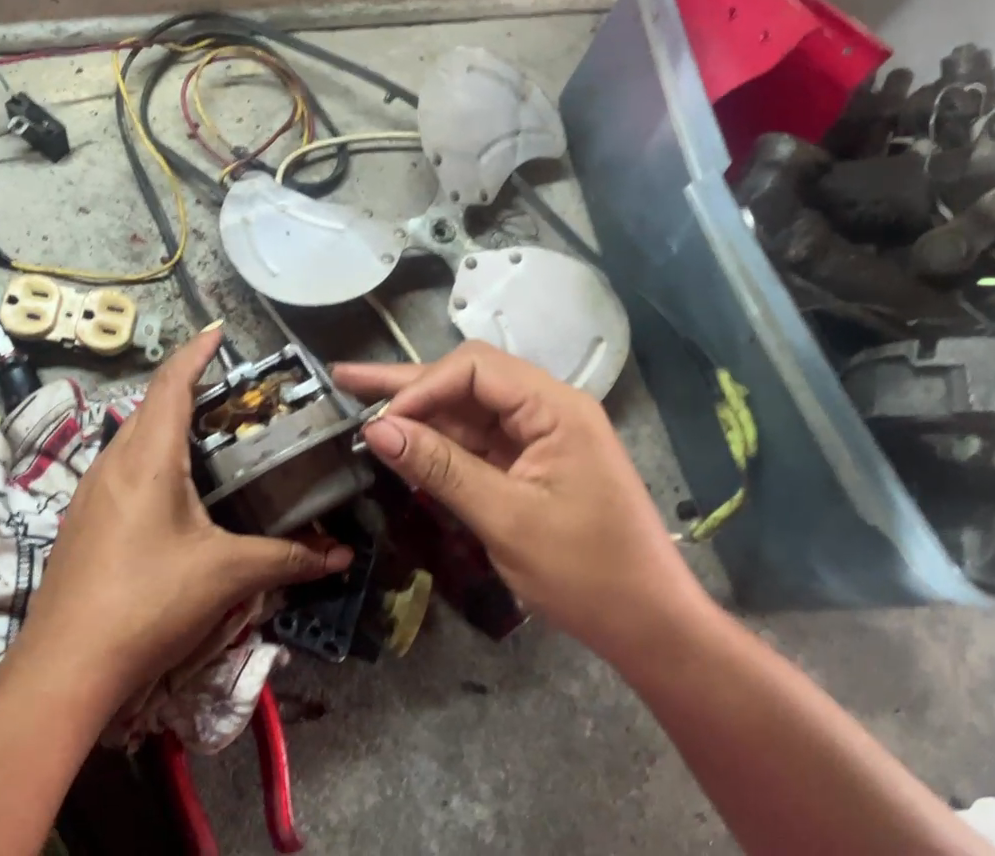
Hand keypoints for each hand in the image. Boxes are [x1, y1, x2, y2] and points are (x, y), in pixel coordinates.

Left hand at [9, 327, 352, 705]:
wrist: (67, 663)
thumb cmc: (148, 602)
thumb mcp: (225, 576)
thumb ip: (286, 559)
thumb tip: (341, 556)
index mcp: (147, 458)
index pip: (171, 384)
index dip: (195, 352)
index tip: (219, 332)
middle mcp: (112, 462)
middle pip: (150, 407)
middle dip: (188, 390)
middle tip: (233, 397)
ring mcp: (90, 492)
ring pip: (132, 439)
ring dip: (167, 427)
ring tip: (209, 439)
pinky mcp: (83, 520)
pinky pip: (121, 470)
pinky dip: (151, 461)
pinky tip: (174, 494)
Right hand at [333, 342, 710, 664]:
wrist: (648, 625)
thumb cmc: (587, 573)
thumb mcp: (506, 520)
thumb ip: (440, 468)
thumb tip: (377, 429)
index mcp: (555, 409)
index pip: (474, 370)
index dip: (421, 388)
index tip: (380, 423)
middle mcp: (547, 411)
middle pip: (466, 382)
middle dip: (406, 384)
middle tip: (346, 379)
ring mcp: (538, 439)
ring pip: (466, 411)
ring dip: (416, 412)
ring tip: (358, 401)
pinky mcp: (530, 466)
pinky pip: (475, 442)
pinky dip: (436, 443)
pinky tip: (399, 441)